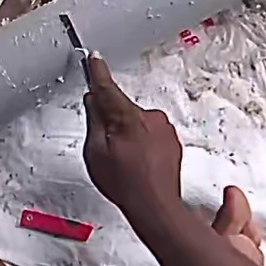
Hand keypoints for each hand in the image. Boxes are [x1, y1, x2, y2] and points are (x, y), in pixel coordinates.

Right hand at [82, 56, 184, 227]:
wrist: (156, 206)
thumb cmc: (127, 184)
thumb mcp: (95, 153)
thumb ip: (94, 121)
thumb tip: (93, 101)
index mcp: (129, 117)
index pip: (108, 88)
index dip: (98, 72)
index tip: (94, 59)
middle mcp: (151, 118)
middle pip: (122, 108)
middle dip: (111, 122)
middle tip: (105, 147)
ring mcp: (164, 130)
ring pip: (136, 122)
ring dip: (127, 135)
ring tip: (123, 161)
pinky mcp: (172, 141)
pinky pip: (150, 134)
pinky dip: (141, 144)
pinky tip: (136, 164)